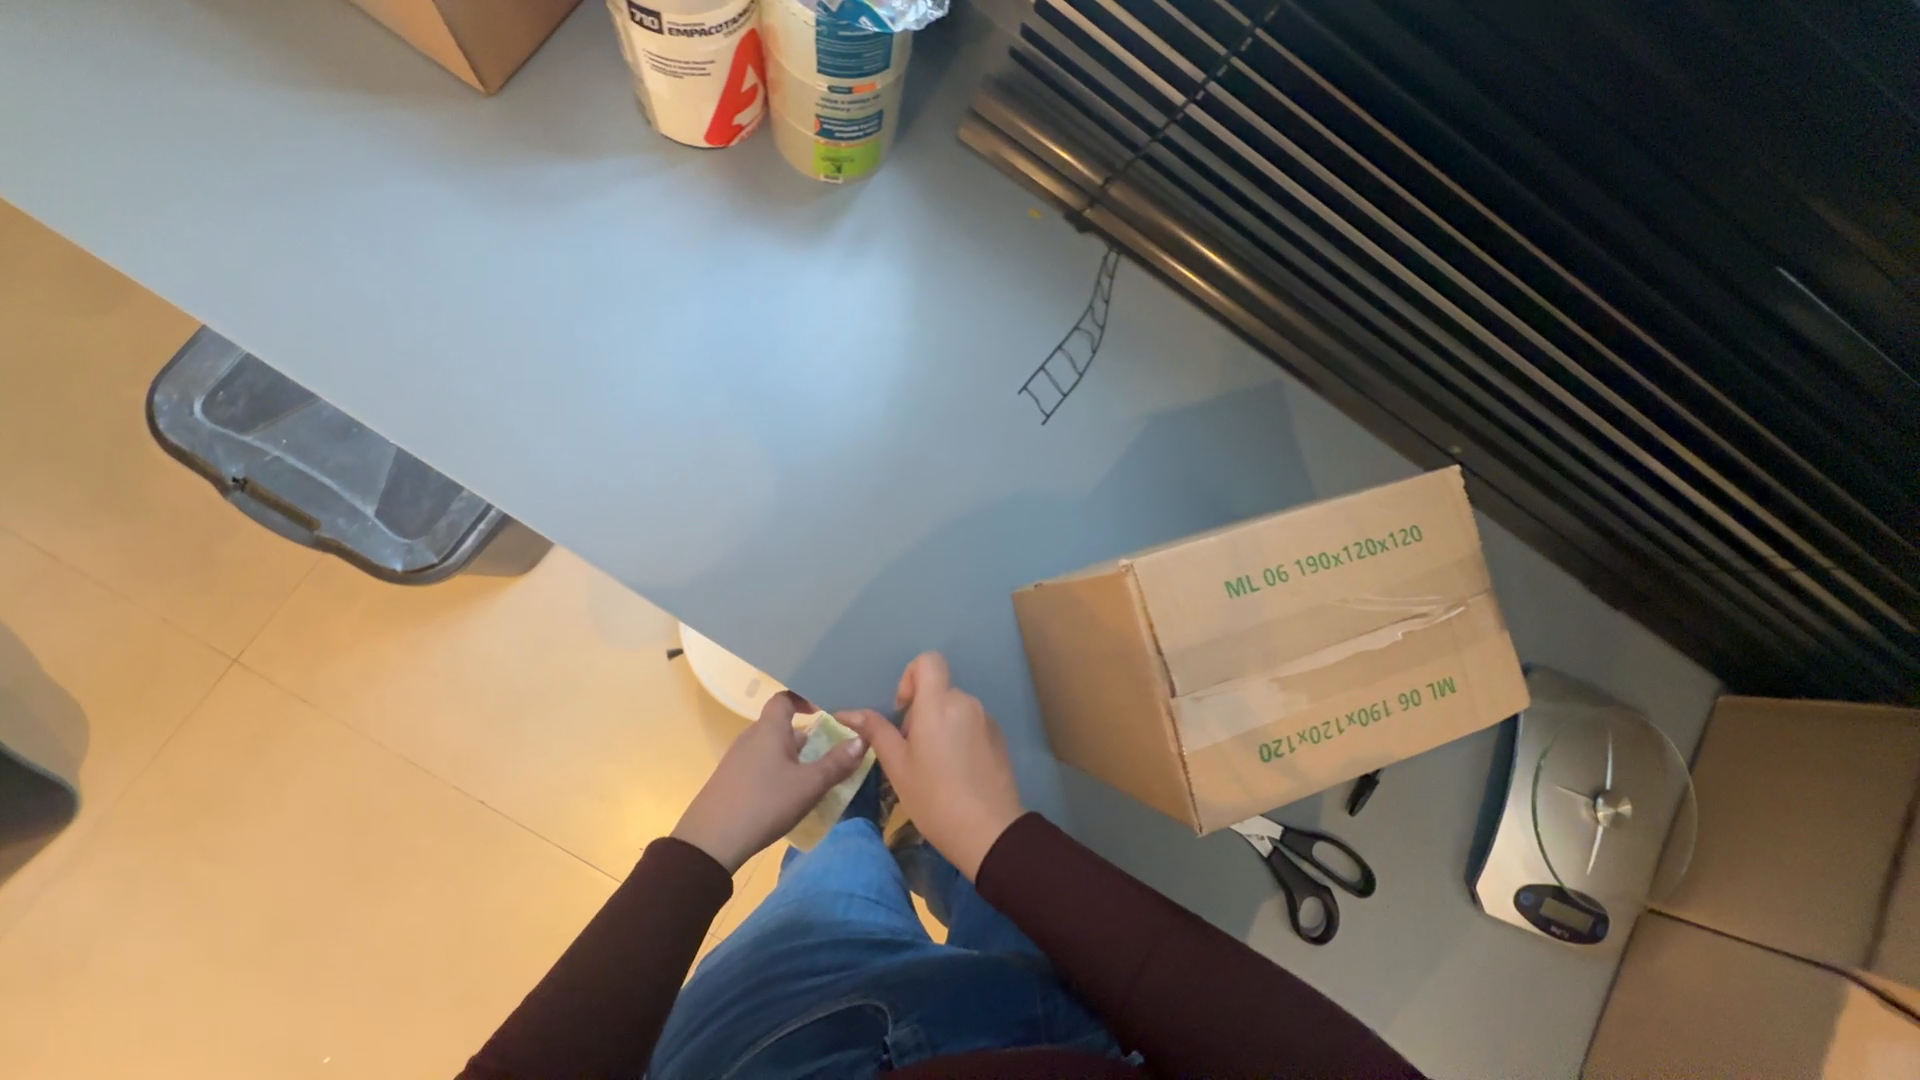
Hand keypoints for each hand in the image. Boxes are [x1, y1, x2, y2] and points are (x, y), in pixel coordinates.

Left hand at [671, 691, 867, 872]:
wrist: (711, 842)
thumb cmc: (764, 803)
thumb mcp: (809, 785)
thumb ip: (837, 763)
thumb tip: (861, 739)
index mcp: (769, 729)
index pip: (784, 698)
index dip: (804, 699)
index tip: (824, 711)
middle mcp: (751, 737)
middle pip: (780, 726)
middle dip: (805, 735)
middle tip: (829, 750)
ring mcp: (737, 760)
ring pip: (771, 748)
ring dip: (792, 756)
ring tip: (813, 775)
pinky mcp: (730, 781)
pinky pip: (760, 766)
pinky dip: (777, 772)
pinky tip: (787, 796)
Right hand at [842, 653, 1025, 879]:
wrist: (988, 831)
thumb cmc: (934, 798)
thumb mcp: (897, 766)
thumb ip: (876, 732)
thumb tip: (848, 713)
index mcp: (939, 704)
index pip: (928, 661)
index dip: (910, 677)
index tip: (903, 711)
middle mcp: (966, 703)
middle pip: (939, 690)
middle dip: (922, 712)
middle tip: (913, 752)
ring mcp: (986, 720)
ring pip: (955, 709)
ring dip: (940, 726)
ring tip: (934, 767)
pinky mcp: (999, 738)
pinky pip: (972, 725)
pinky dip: (959, 738)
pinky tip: (956, 773)